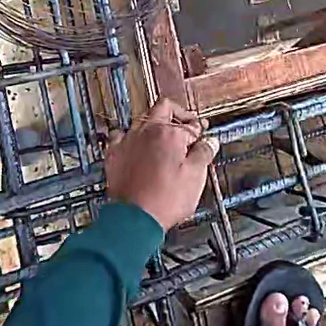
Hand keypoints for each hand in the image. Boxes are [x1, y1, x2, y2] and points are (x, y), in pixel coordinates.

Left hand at [105, 98, 217, 230]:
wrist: (134, 217)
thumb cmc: (164, 200)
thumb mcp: (195, 177)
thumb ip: (204, 154)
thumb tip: (211, 142)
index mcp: (169, 134)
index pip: (190, 125)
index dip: (200, 131)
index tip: (203, 137)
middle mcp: (147, 131)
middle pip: (164, 108)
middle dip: (178, 114)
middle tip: (187, 126)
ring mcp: (128, 140)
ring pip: (141, 118)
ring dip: (155, 123)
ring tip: (164, 135)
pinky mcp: (114, 153)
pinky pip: (120, 134)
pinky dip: (130, 136)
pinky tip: (135, 143)